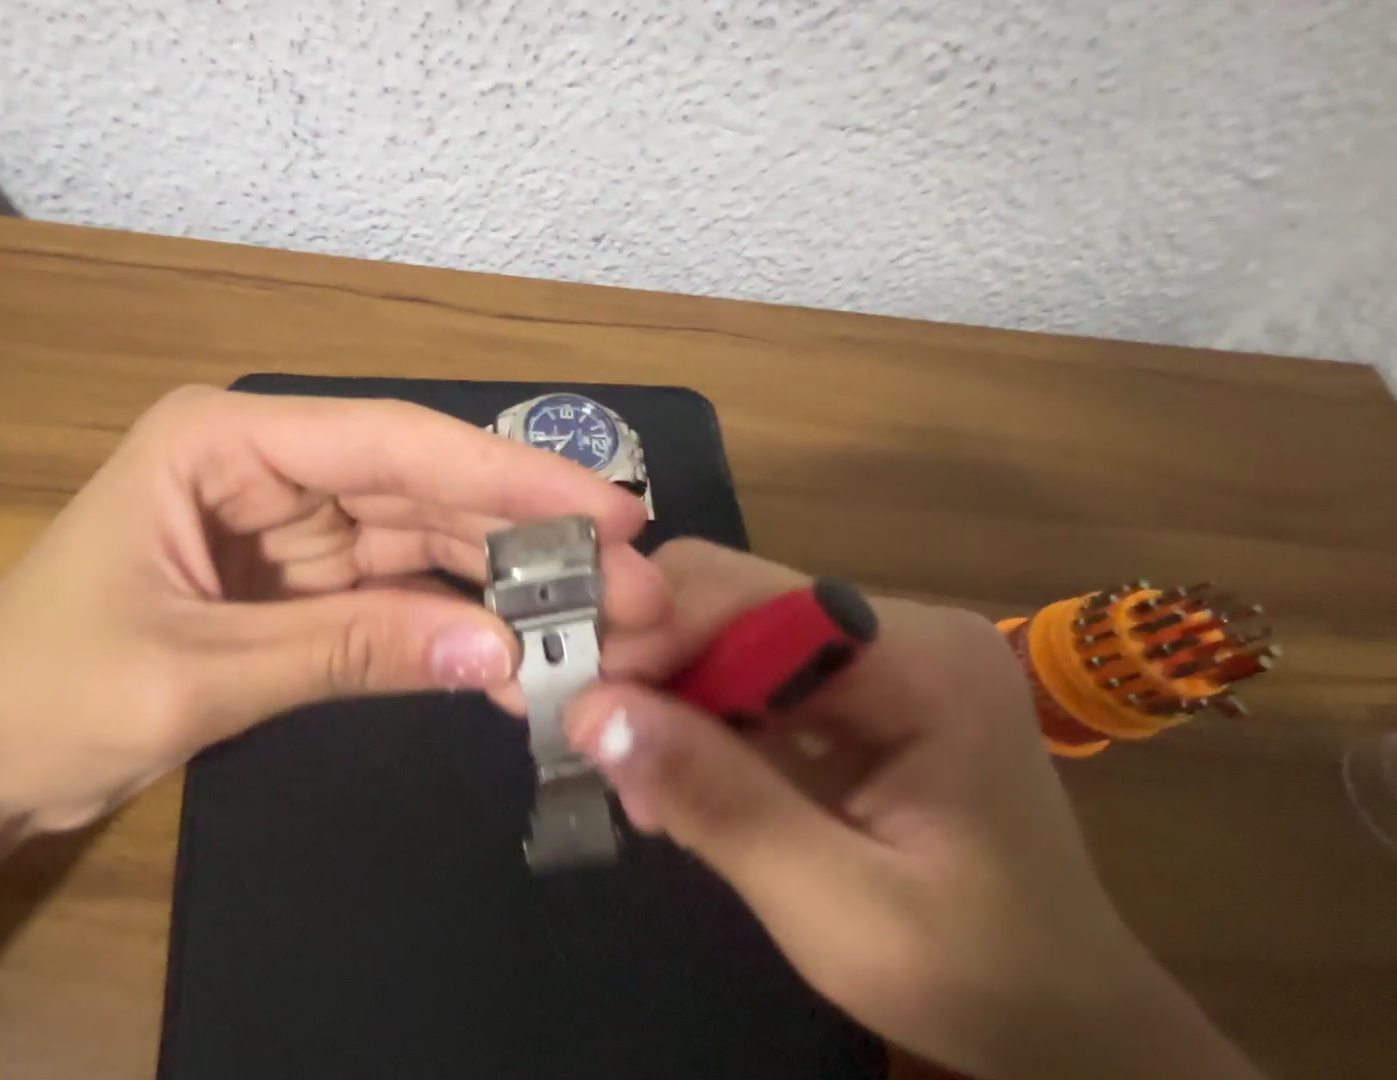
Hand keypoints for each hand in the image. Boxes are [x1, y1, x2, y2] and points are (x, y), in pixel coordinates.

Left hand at [0, 386, 666, 830]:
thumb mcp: (203, 671)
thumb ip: (352, 652)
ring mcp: (287, 527)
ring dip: (501, 585)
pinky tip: (514, 651)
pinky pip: (392, 596)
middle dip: (525, 540)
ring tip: (596, 623)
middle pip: (421, 492)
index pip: (393, 445)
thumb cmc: (48, 692)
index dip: (507, 479)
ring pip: (419, 544)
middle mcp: (268, 465)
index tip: (608, 513)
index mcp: (226, 439)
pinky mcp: (296, 586)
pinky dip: (450, 625)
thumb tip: (498, 657)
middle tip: (630, 586)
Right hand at [569, 540, 1263, 1079]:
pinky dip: (687, 723)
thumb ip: (716, 803)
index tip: (577, 702)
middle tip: (589, 740)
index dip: (649, 632)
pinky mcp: (843, 694)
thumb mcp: (837, 907)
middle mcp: (892, 632)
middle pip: (723, 598)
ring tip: (629, 781)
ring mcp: (868, 659)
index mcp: (921, 659)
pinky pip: (735, 678)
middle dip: (643, 662)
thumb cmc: (974, 974)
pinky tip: (668, 784)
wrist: (1062, 1020)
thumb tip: (590, 712)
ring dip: (656, 698)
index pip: (747, 595)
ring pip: (715, 635)